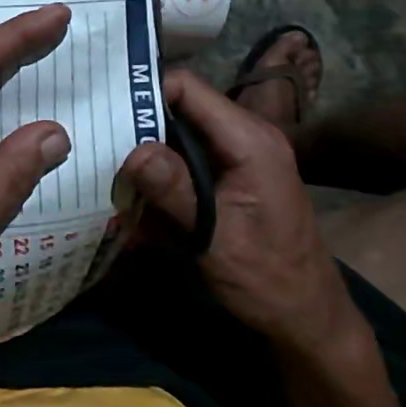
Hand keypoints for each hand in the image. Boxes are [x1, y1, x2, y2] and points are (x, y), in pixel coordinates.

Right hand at [122, 70, 360, 353]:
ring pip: (177, 136)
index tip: (106, 115)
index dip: (145, 93)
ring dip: (145, 157)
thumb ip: (174, 190)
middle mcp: (245, 136)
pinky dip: (159, 177)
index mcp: (249, 140)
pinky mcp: (229, 175)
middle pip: (178, 109)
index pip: (187, 88)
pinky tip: (136, 204)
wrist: (308, 319)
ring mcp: (238, 156)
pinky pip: (185, 160)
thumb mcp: (215, 237)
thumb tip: (132, 151)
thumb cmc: (269, 279)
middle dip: (138, 127)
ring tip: (110, 178)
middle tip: (97, 147)